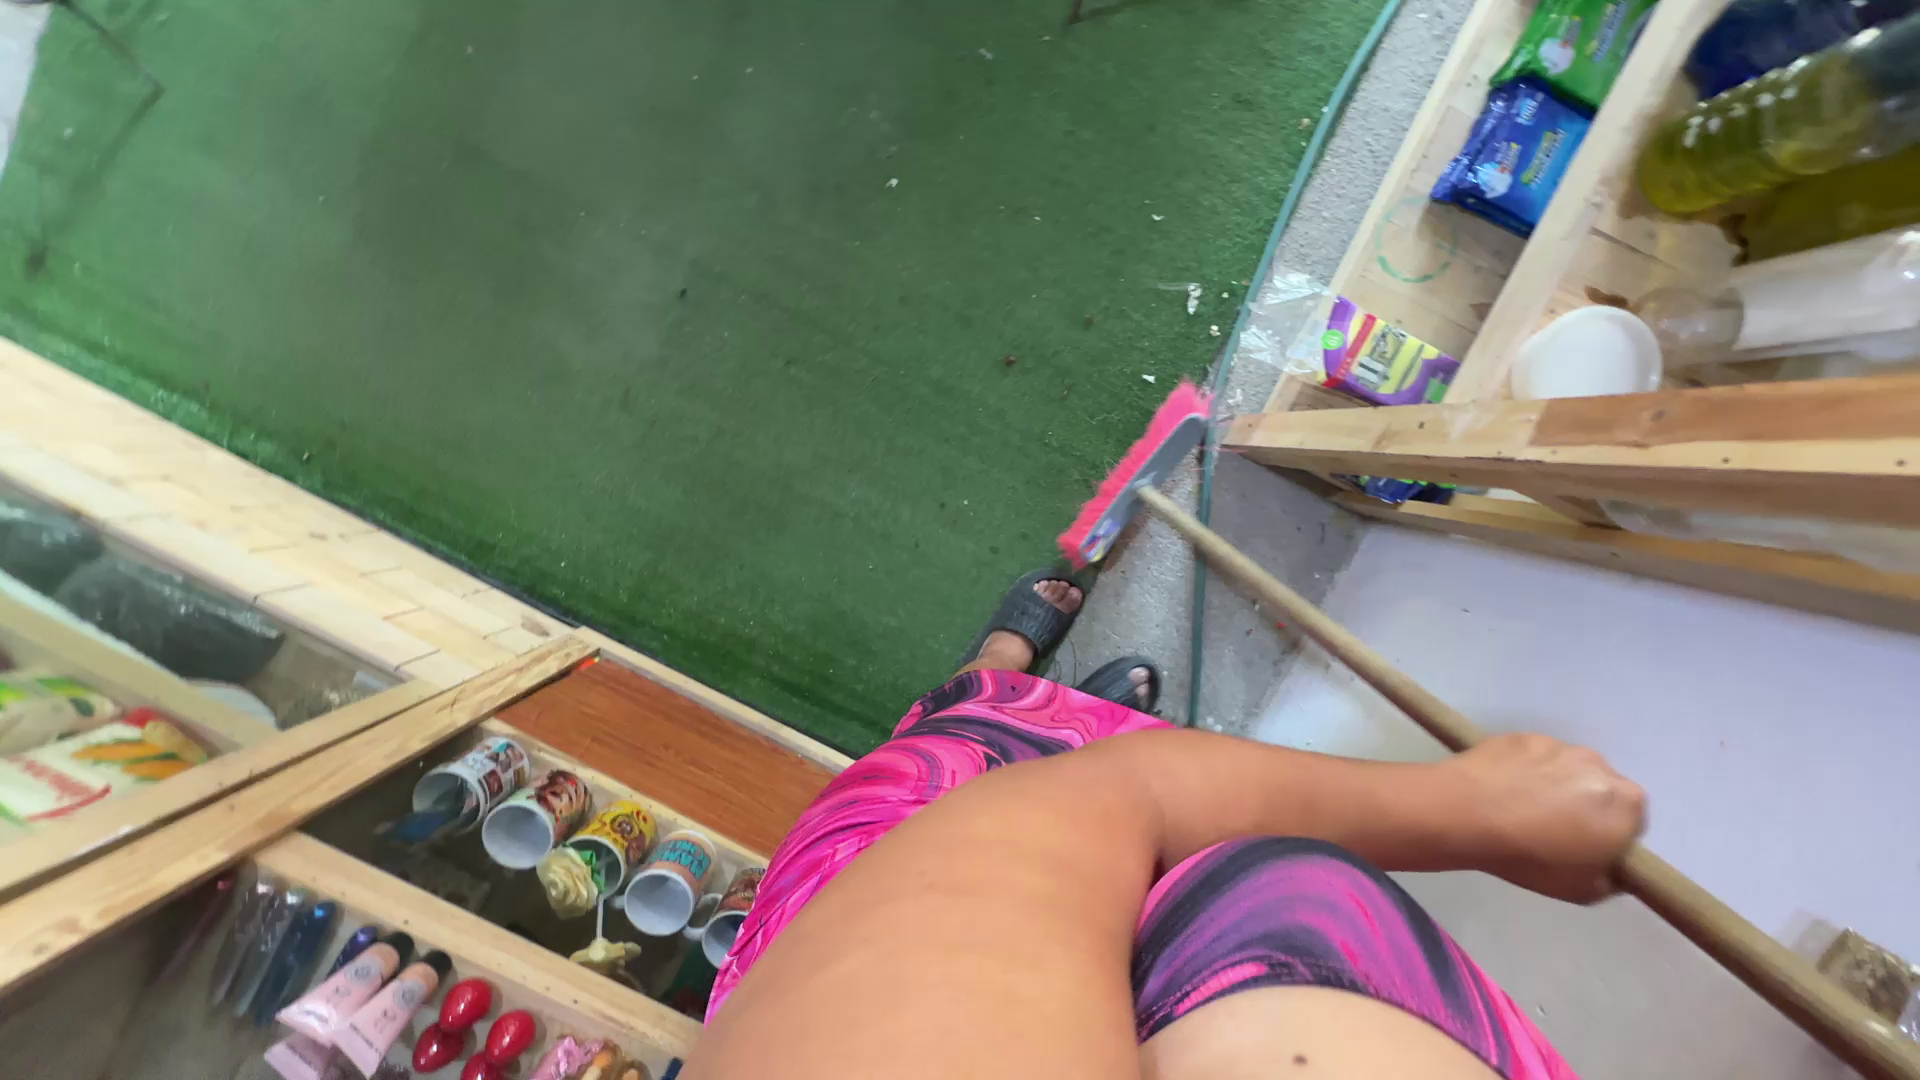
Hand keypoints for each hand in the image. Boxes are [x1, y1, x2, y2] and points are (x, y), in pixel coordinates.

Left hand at [1446, 733, 1645, 903]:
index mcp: (1626, 802)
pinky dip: (1523, 766)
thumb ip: (1613, 876)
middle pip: (1599, 787)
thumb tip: (1608, 863)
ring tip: (1518, 802)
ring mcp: (1555, 745)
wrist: (1463, 812)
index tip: (1581, 842)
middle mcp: (1597, 765)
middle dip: (1582, 803)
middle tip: (1548, 823)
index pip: (1630, 819)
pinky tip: (1502, 784)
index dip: (1607, 833)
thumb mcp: (1587, 889)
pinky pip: (1532, 755)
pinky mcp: (1519, 735)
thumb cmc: (1529, 855)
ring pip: (1564, 768)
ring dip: (1552, 781)